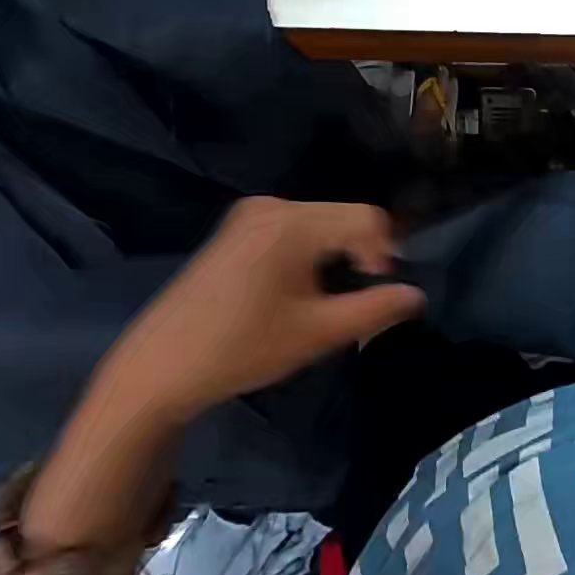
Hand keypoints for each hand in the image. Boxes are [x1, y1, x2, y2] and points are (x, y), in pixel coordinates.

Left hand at [107, 198, 423, 422]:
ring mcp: (251, 214)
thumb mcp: (317, 333)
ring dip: (339, 254)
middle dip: (363, 254)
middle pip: (346, 217)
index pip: (369, 219)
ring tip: (326, 298)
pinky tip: (298, 287)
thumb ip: (375, 310)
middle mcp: (273, 206)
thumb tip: (418, 295)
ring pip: (324, 222)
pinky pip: (298, 227)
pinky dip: (314, 251)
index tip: (374, 294)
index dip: (387, 254)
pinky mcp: (239, 228)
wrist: (156, 369)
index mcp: (292, 224)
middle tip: (353, 300)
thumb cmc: (240, 350)